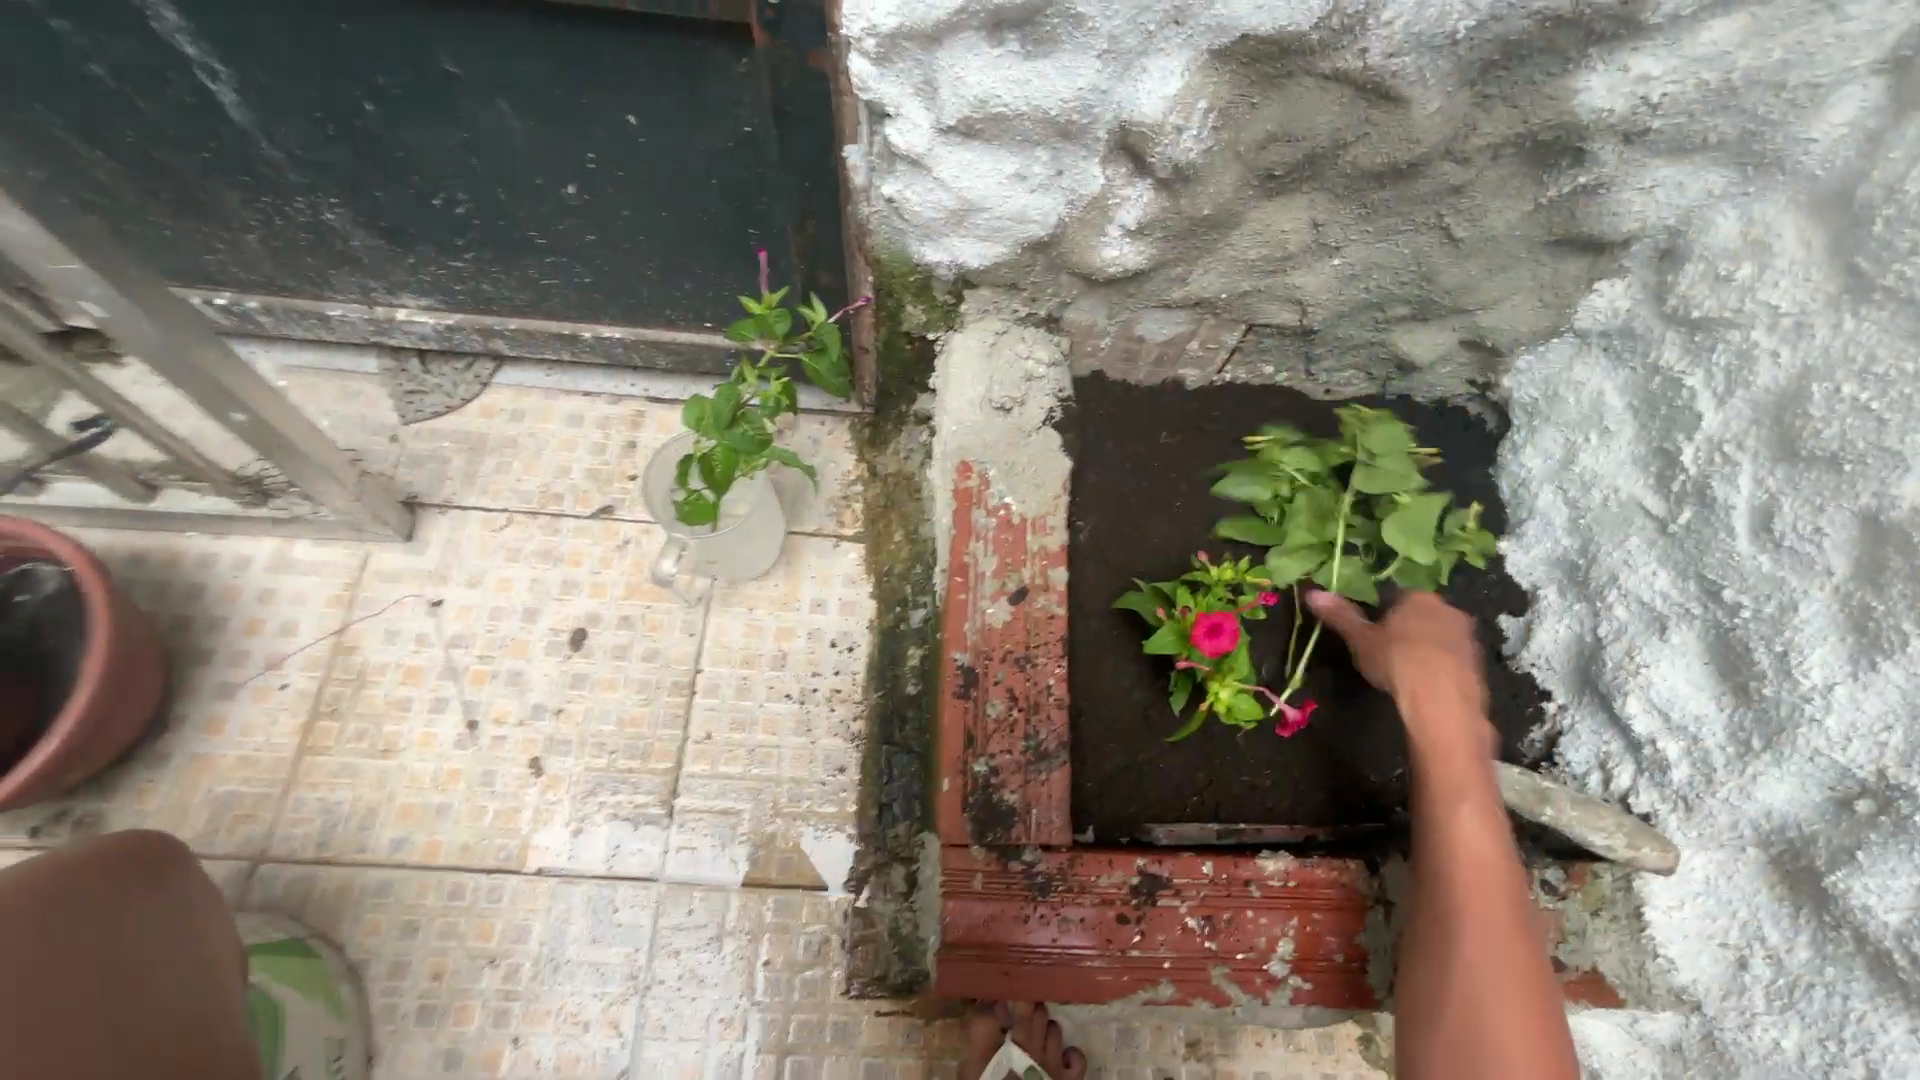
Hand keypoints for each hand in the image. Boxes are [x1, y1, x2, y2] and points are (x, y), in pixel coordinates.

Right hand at [1305, 589, 1493, 754]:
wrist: (1442, 700)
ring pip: (1438, 635)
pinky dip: (1439, 666)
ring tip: (1404, 670)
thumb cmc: (1396, 660)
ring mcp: (1467, 636)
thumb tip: (1312, 593)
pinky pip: (1451, 658)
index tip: (1371, 632)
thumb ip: (1339, 616)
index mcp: (1418, 597)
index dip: (1381, 613)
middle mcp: (1448, 609)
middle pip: (1421, 614)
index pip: (1396, 596)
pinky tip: (1424, 683)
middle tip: (1386, 650)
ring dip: (1424, 647)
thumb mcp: (1360, 639)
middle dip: (1406, 628)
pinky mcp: (1478, 663)